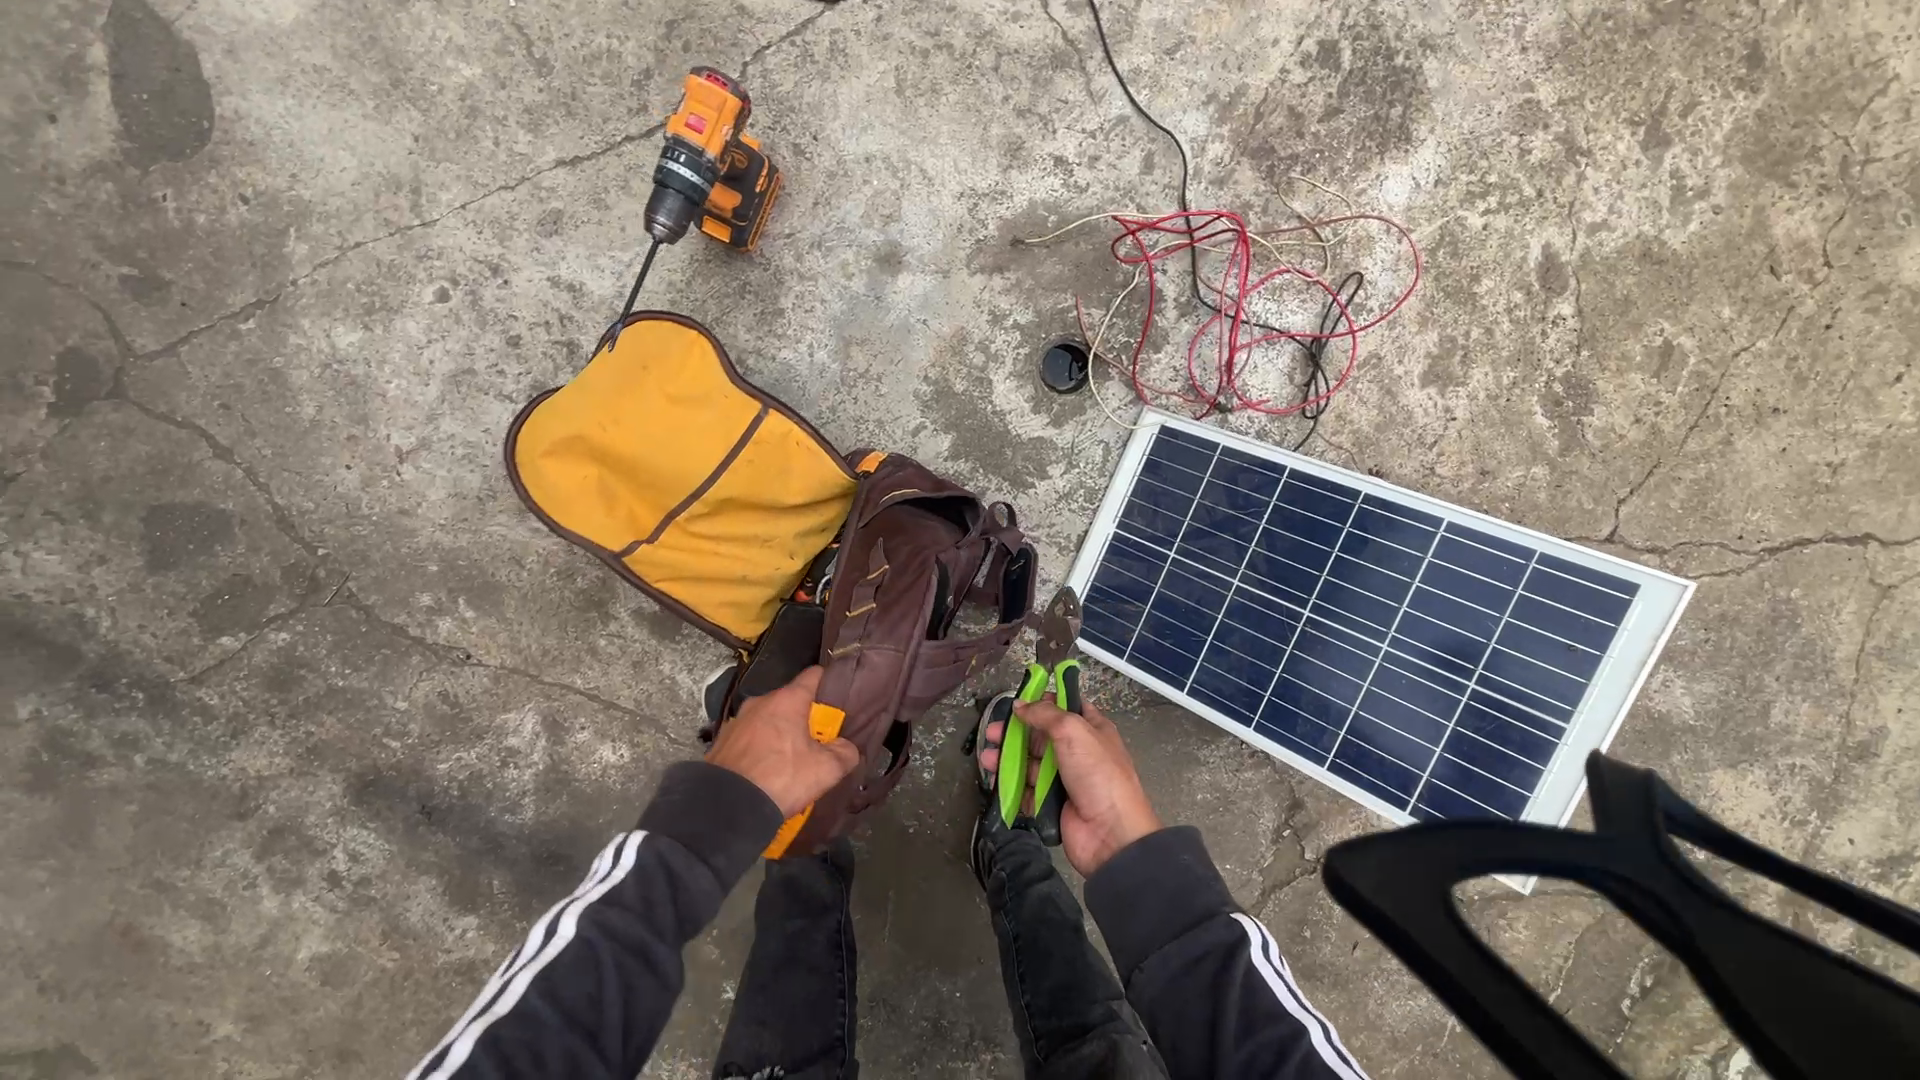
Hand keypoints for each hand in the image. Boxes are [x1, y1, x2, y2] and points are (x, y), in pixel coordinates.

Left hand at [706, 666, 860, 817]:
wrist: (724, 808)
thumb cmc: (780, 779)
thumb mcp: (826, 770)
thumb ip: (845, 753)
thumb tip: (846, 747)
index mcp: (786, 700)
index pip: (815, 675)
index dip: (832, 685)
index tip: (842, 702)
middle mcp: (759, 703)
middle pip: (791, 701)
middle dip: (807, 719)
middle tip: (820, 742)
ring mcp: (736, 722)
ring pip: (769, 721)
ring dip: (782, 736)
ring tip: (791, 763)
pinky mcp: (721, 743)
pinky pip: (750, 740)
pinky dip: (761, 750)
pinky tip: (766, 773)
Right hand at [985, 697, 1161, 875]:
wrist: (1110, 834)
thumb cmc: (1100, 776)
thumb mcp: (1074, 731)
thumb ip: (1045, 714)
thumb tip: (1021, 705)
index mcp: (1092, 730)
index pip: (1067, 707)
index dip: (1045, 701)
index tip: (1021, 699)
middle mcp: (1078, 752)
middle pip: (1041, 736)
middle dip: (1017, 732)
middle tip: (993, 731)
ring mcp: (1064, 779)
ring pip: (1030, 763)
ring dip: (1008, 758)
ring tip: (987, 756)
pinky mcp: (1051, 803)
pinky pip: (1026, 790)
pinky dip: (1010, 783)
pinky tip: (995, 778)